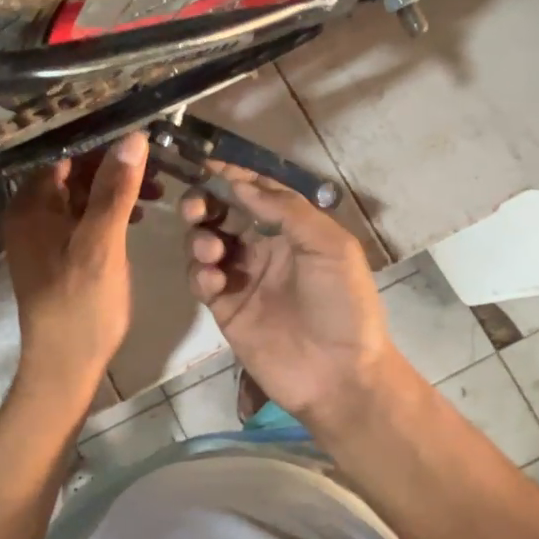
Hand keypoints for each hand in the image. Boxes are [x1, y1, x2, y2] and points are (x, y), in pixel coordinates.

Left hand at [2, 133, 152, 389]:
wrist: (64, 366)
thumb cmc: (81, 305)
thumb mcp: (102, 244)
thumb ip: (114, 190)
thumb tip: (131, 137)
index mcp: (29, 205)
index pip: (65, 154)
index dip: (104, 144)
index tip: (144, 140)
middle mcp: (28, 214)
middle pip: (72, 172)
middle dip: (114, 167)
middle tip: (158, 169)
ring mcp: (40, 235)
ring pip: (79, 195)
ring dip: (115, 189)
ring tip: (156, 192)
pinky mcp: (56, 254)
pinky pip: (81, 218)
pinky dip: (107, 213)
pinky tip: (137, 217)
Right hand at [182, 166, 397, 423]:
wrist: (339, 374)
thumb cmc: (344, 305)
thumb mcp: (330, 247)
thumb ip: (287, 210)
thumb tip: (242, 184)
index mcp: (293, 232)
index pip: (257, 194)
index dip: (233, 177)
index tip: (207, 163)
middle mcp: (263, 249)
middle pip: (223, 215)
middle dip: (205, 204)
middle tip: (195, 206)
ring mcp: (242, 279)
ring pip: (205, 244)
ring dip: (200, 238)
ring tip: (210, 249)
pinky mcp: (225, 309)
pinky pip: (201, 281)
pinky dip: (199, 274)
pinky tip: (212, 280)